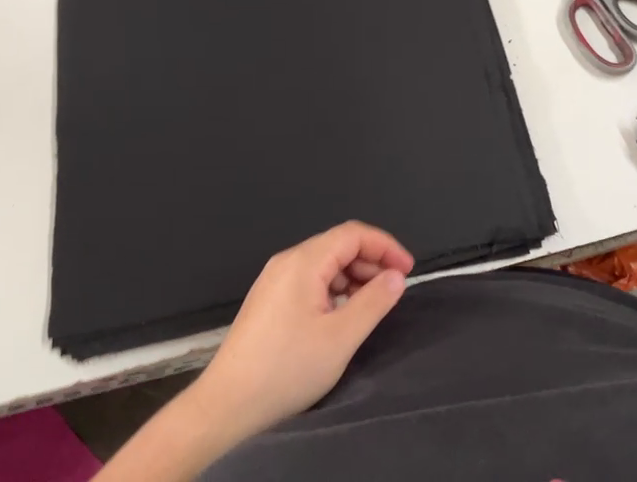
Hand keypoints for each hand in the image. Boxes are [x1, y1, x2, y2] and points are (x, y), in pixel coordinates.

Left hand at [187, 221, 413, 438]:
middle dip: (371, 262)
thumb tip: (395, 277)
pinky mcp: (269, 300)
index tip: (408, 270)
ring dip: (353, 278)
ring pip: (324, 265)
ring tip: (371, 307)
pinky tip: (342, 316)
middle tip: (393, 292)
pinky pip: (310, 281)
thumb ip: (373, 302)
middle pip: (338, 246)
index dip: (385, 246)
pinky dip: (334, 290)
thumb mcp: (341, 338)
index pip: (352, 234)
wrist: (228, 402)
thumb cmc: (287, 369)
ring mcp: (274, 281)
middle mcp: (287, 262)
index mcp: (303, 262)